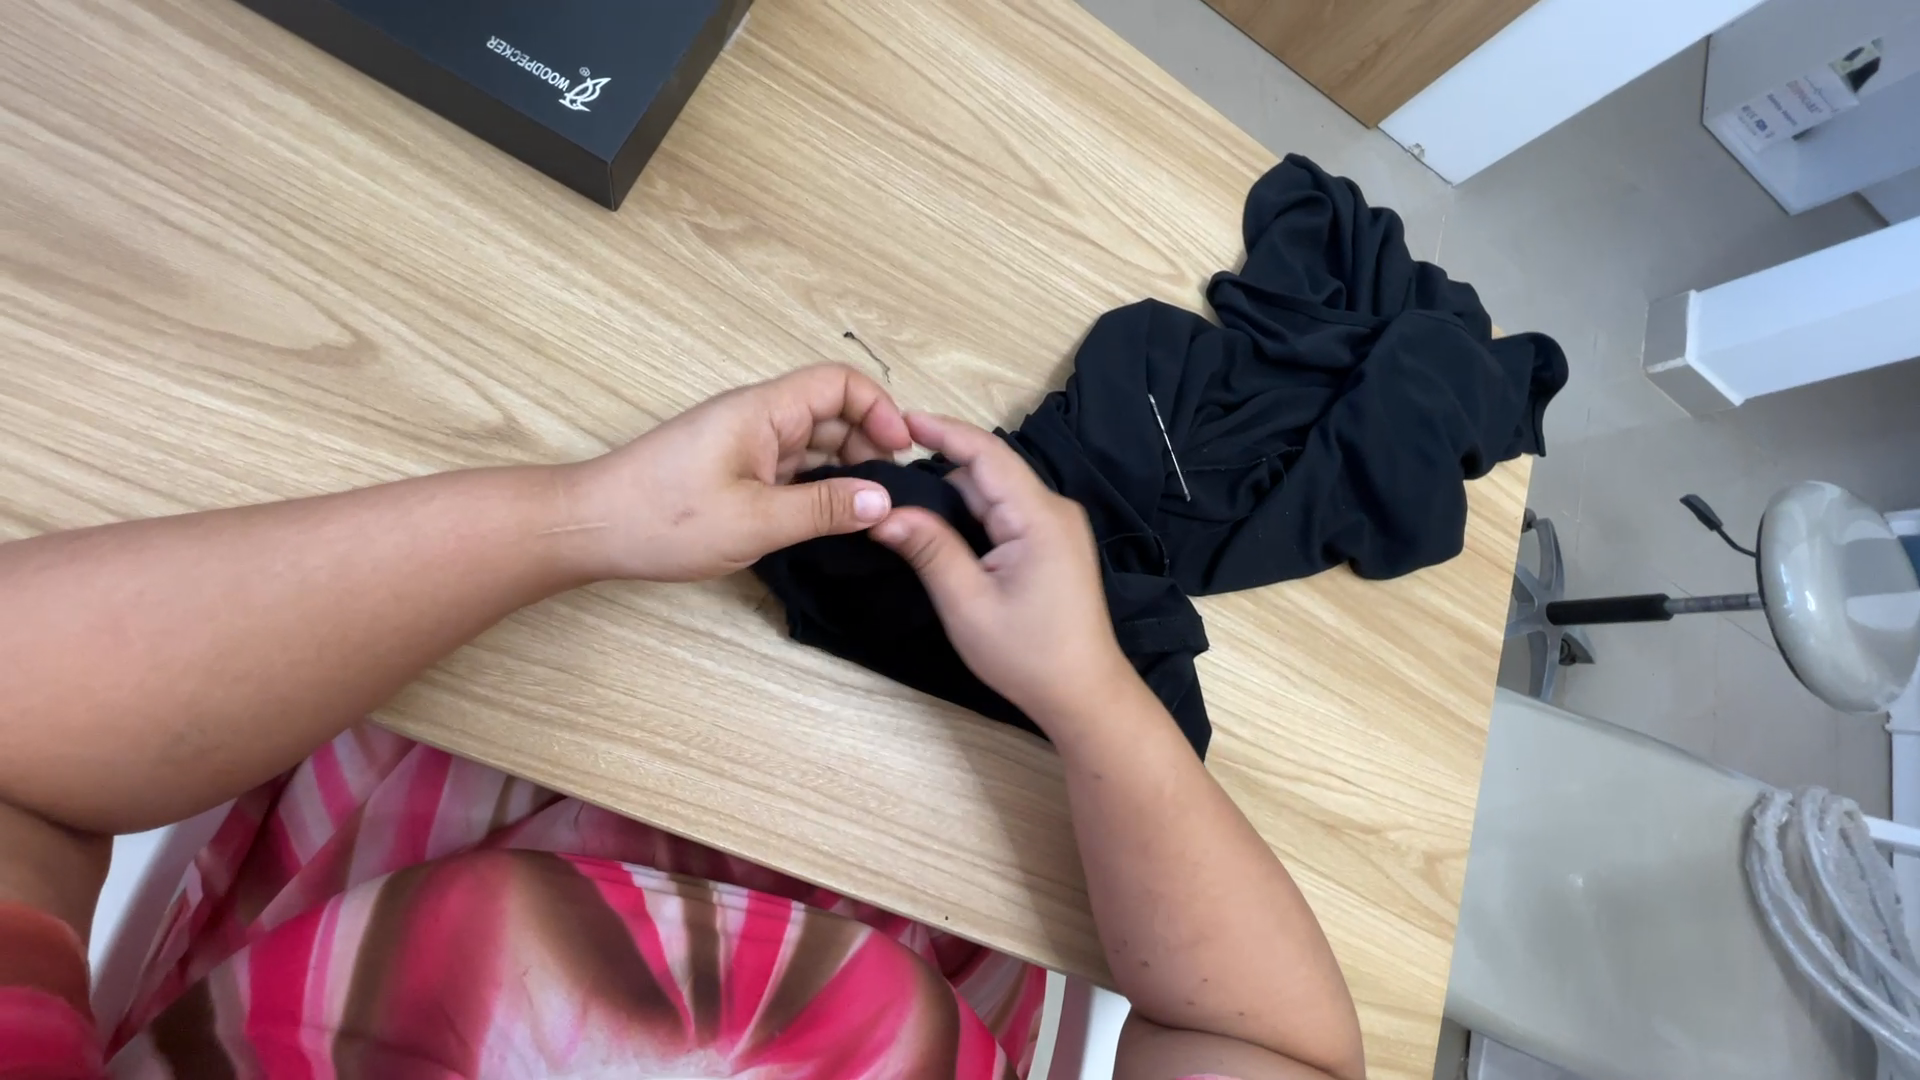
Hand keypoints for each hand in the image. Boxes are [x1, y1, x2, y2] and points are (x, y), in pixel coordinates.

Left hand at [561, 364, 910, 581]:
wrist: (591, 528)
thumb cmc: (660, 518)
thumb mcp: (755, 520)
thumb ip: (824, 509)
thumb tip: (882, 501)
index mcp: (763, 412)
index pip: (837, 383)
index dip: (878, 408)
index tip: (900, 450)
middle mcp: (760, 419)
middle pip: (833, 413)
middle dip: (869, 443)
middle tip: (890, 491)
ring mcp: (749, 444)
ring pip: (816, 442)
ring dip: (847, 468)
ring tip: (869, 508)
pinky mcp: (739, 468)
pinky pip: (795, 466)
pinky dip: (821, 485)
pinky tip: (834, 513)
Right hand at [870, 413, 1134, 723]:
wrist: (1082, 694)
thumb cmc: (1027, 654)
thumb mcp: (967, 603)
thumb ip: (928, 550)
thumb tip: (884, 513)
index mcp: (1039, 517)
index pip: (986, 455)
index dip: (943, 430)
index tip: (899, 420)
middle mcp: (1054, 510)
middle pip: (988, 474)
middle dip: (938, 470)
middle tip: (887, 479)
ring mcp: (1057, 526)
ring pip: (995, 495)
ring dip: (953, 499)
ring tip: (904, 508)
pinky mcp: (1053, 543)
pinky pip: (1006, 514)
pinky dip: (972, 517)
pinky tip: (941, 532)